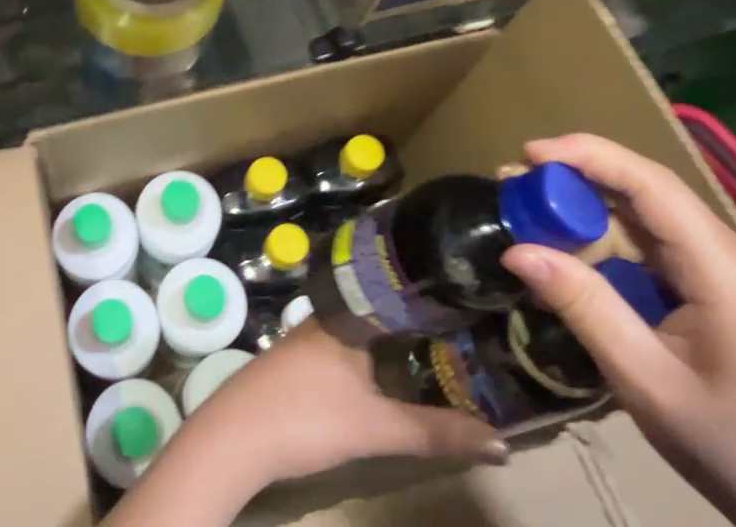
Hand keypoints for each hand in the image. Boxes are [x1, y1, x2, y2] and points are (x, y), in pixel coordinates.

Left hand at [104, 323, 502, 526]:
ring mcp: (304, 341)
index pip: (397, 293)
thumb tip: (502, 443)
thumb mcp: (378, 429)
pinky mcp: (293, 365)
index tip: (469, 300)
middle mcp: (325, 320)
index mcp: (347, 318)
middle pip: (379, 314)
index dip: (432, 298)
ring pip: (360, 334)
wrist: (234, 438)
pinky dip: (369, 360)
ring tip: (437, 353)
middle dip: (417, 324)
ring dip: (391, 344)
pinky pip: (342, 351)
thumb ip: (437, 432)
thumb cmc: (307, 418)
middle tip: (464, 332)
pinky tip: (384, 377)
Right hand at [500, 134, 735, 526]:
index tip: (527, 154)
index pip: (651, 185)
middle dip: (577, 181)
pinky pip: (658, 252)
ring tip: (528, 215)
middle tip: (512, 185)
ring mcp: (730, 276)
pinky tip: (571, 259)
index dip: (588, 157)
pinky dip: (609, 246)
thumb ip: (585, 307)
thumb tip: (517, 249)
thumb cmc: (732, 446)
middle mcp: (732, 258)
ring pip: (650, 221)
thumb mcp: (645, 379)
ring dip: (589, 213)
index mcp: (723, 271)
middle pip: (648, 194)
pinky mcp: (722, 296)